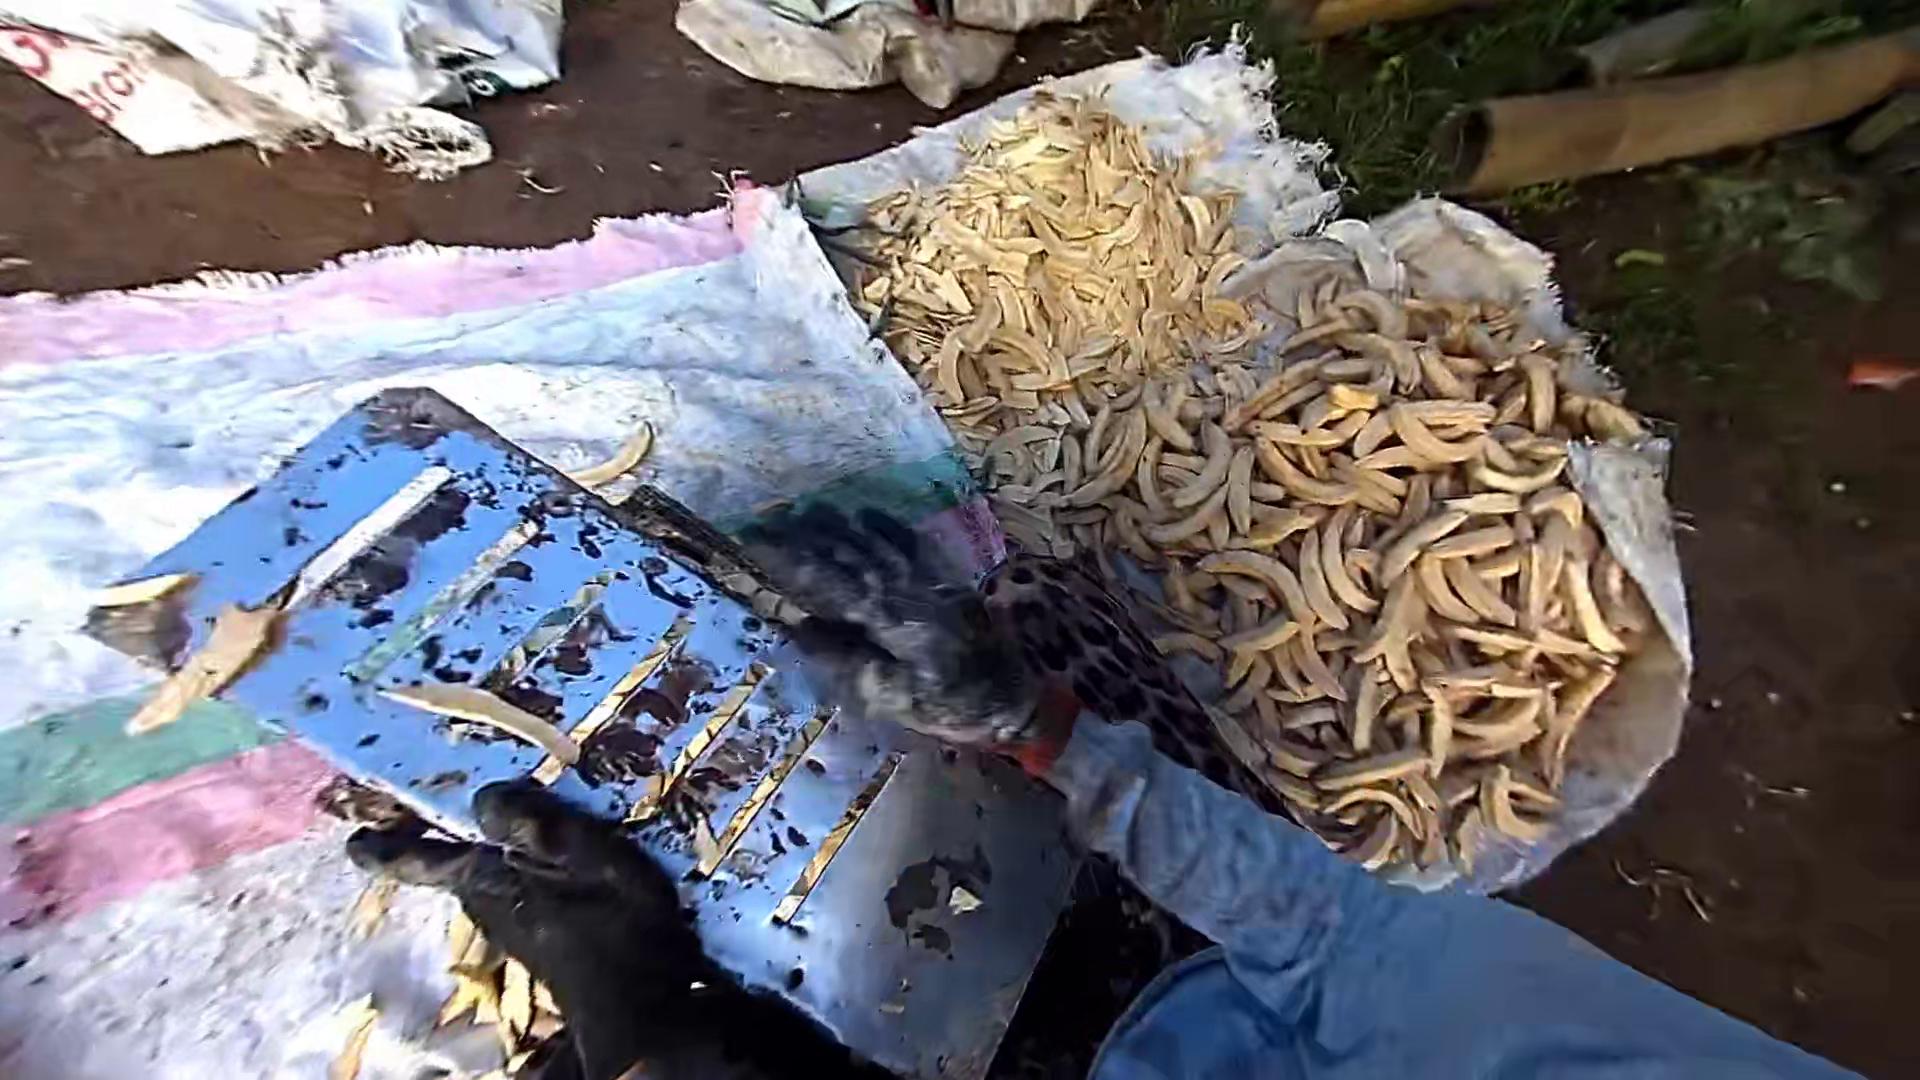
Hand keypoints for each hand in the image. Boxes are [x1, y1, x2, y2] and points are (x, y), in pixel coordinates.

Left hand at [347, 782, 889, 1079]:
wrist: (660, 1014)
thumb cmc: (630, 945)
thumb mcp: (596, 883)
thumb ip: (545, 838)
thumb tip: (488, 794)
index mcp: (513, 891)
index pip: (441, 858)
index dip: (398, 837)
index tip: (350, 814)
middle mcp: (518, 899)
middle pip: (460, 861)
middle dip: (432, 827)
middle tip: (411, 784)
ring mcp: (549, 912)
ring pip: (503, 864)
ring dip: (485, 833)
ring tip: (480, 791)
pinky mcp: (580, 920)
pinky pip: (543, 875)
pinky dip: (533, 853)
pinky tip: (556, 828)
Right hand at [739, 505, 1048, 750]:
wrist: (1011, 698)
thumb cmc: (948, 706)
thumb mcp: (891, 697)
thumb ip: (846, 659)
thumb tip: (799, 625)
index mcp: (889, 620)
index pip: (828, 581)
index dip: (791, 560)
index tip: (759, 541)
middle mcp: (907, 589)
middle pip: (851, 554)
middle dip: (809, 535)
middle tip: (774, 517)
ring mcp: (931, 579)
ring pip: (879, 544)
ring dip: (844, 524)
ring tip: (810, 507)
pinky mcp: (950, 579)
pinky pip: (916, 544)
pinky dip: (891, 527)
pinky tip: (870, 513)